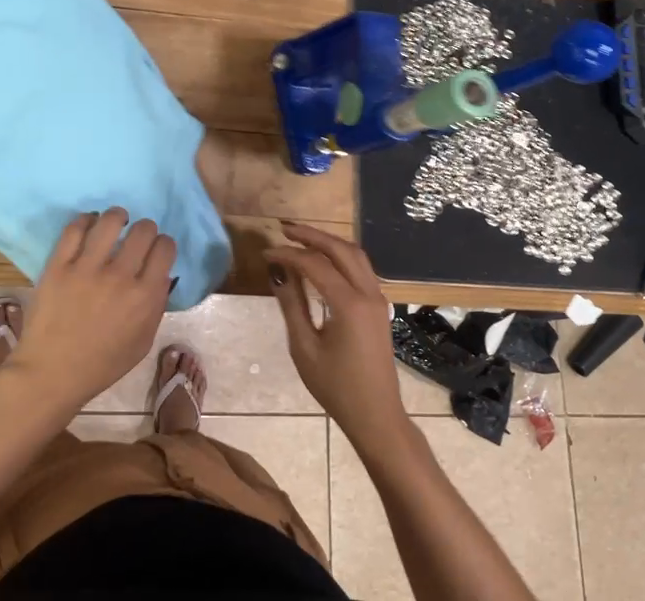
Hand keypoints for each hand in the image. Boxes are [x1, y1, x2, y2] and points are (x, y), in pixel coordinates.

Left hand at [6, 208, 176, 412]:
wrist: (52, 372)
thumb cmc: (102, 363)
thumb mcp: (143, 342)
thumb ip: (156, 305)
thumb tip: (162, 274)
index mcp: (144, 297)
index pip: (165, 249)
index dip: (164, 244)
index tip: (157, 249)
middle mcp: (119, 276)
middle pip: (143, 230)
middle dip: (145, 229)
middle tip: (137, 237)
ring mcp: (86, 268)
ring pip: (110, 221)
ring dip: (118, 217)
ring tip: (116, 221)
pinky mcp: (58, 265)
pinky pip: (75, 228)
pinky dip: (86, 220)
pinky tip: (89, 224)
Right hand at [267, 222, 408, 446]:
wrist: (376, 415)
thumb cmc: (336, 386)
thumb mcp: (304, 347)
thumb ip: (291, 305)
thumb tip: (278, 272)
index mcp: (349, 303)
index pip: (315, 264)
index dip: (288, 254)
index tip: (265, 253)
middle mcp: (368, 294)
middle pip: (341, 249)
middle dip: (312, 235)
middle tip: (284, 230)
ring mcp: (378, 299)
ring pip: (355, 256)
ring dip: (329, 243)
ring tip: (301, 239)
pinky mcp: (379, 307)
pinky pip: (361, 269)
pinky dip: (340, 257)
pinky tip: (322, 262)